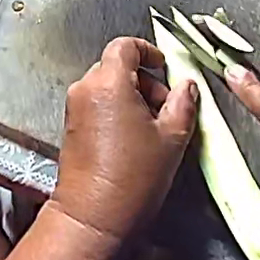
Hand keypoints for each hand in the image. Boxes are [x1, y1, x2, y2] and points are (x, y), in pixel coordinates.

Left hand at [50, 38, 196, 254]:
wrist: (93, 213)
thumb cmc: (132, 177)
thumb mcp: (171, 137)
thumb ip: (183, 103)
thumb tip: (187, 86)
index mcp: (108, 83)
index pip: (124, 46)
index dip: (147, 51)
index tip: (163, 65)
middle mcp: (85, 88)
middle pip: (115, 66)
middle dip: (144, 79)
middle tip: (168, 105)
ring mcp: (75, 105)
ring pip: (106, 84)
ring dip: (131, 94)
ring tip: (155, 125)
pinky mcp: (72, 123)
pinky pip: (96, 102)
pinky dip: (116, 107)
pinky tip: (135, 135)